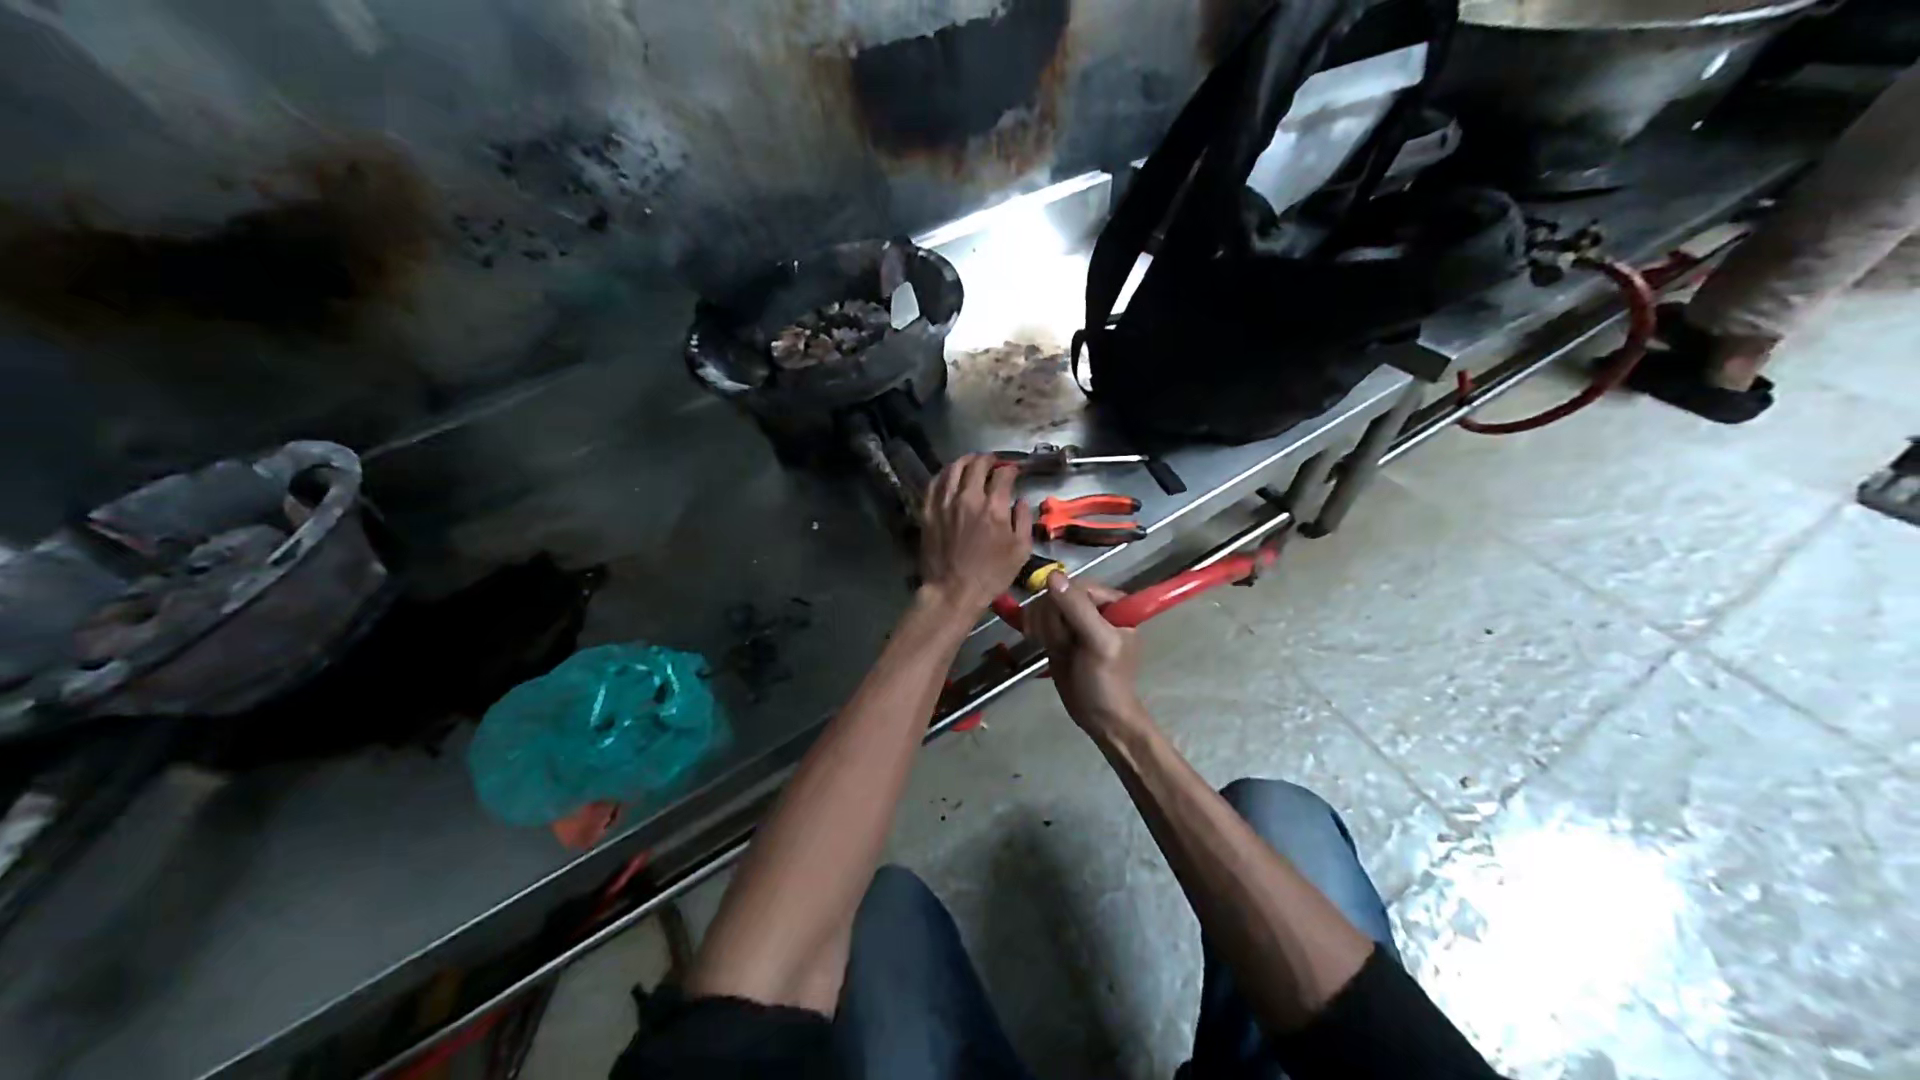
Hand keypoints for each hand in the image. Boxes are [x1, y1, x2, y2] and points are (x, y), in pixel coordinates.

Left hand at [918, 454, 1033, 614]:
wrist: (953, 591)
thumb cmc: (991, 575)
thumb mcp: (1020, 551)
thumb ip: (1023, 521)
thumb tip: (1021, 500)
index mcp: (993, 507)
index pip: (1003, 475)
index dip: (1011, 468)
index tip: (1014, 470)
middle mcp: (968, 498)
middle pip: (977, 465)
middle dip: (988, 459)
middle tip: (993, 461)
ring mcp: (944, 503)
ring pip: (953, 469)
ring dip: (965, 461)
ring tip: (972, 461)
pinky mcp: (928, 511)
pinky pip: (934, 483)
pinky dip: (944, 474)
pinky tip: (949, 475)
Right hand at [1023, 572, 1150, 739]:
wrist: (1099, 717)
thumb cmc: (1106, 680)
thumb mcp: (1098, 642)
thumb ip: (1076, 608)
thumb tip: (1052, 575)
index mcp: (1112, 602)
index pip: (1075, 585)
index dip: (1062, 603)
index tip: (1064, 629)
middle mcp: (1094, 606)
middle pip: (1056, 595)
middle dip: (1053, 621)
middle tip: (1064, 645)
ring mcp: (1075, 621)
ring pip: (1045, 607)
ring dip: (1045, 629)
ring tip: (1058, 650)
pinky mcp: (1059, 634)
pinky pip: (1040, 620)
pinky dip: (1037, 632)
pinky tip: (1044, 646)